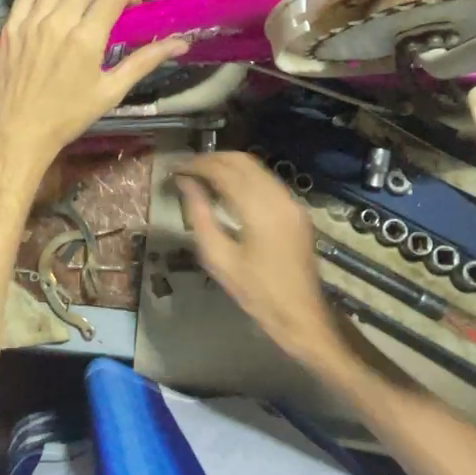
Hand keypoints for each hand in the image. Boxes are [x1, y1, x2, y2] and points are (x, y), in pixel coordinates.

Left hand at [0, 0, 189, 171]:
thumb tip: (181, 43)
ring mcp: (30, 22)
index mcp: (86, 38)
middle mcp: (58, 22)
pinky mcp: (11, 26)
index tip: (131, 8)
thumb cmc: (69, 116)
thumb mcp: (112, 91)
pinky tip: (52, 1)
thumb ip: (145, 61)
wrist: (20, 130)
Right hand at [177, 152, 360, 376]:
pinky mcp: (296, 209)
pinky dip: (243, 176)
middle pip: (241, 161)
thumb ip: (199, 215)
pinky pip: (266, 180)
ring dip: (227, 166)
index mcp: (259, 210)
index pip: (223, 171)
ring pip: (256, 167)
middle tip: (185, 168)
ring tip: (201, 175)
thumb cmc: (255, 292)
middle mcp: (279, 197)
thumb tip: (185, 184)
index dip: (196, 165)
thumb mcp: (218, 257)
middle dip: (211, 160)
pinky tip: (226, 189)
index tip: (175, 169)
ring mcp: (292, 202)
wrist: (301, 314)